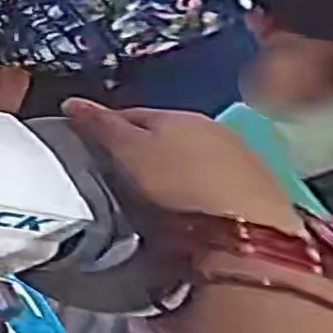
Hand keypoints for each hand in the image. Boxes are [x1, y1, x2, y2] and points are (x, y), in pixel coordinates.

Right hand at [62, 99, 304, 235]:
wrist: (244, 230)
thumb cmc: (171, 182)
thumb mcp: (123, 149)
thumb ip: (98, 123)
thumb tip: (72, 102)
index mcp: (176, 114)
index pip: (125, 112)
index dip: (101, 127)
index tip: (86, 145)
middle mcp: (213, 127)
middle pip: (159, 132)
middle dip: (136, 144)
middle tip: (113, 167)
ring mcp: (242, 155)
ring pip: (186, 152)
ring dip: (166, 163)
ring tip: (145, 186)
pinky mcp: (260, 185)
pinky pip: (208, 174)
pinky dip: (190, 181)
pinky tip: (180, 199)